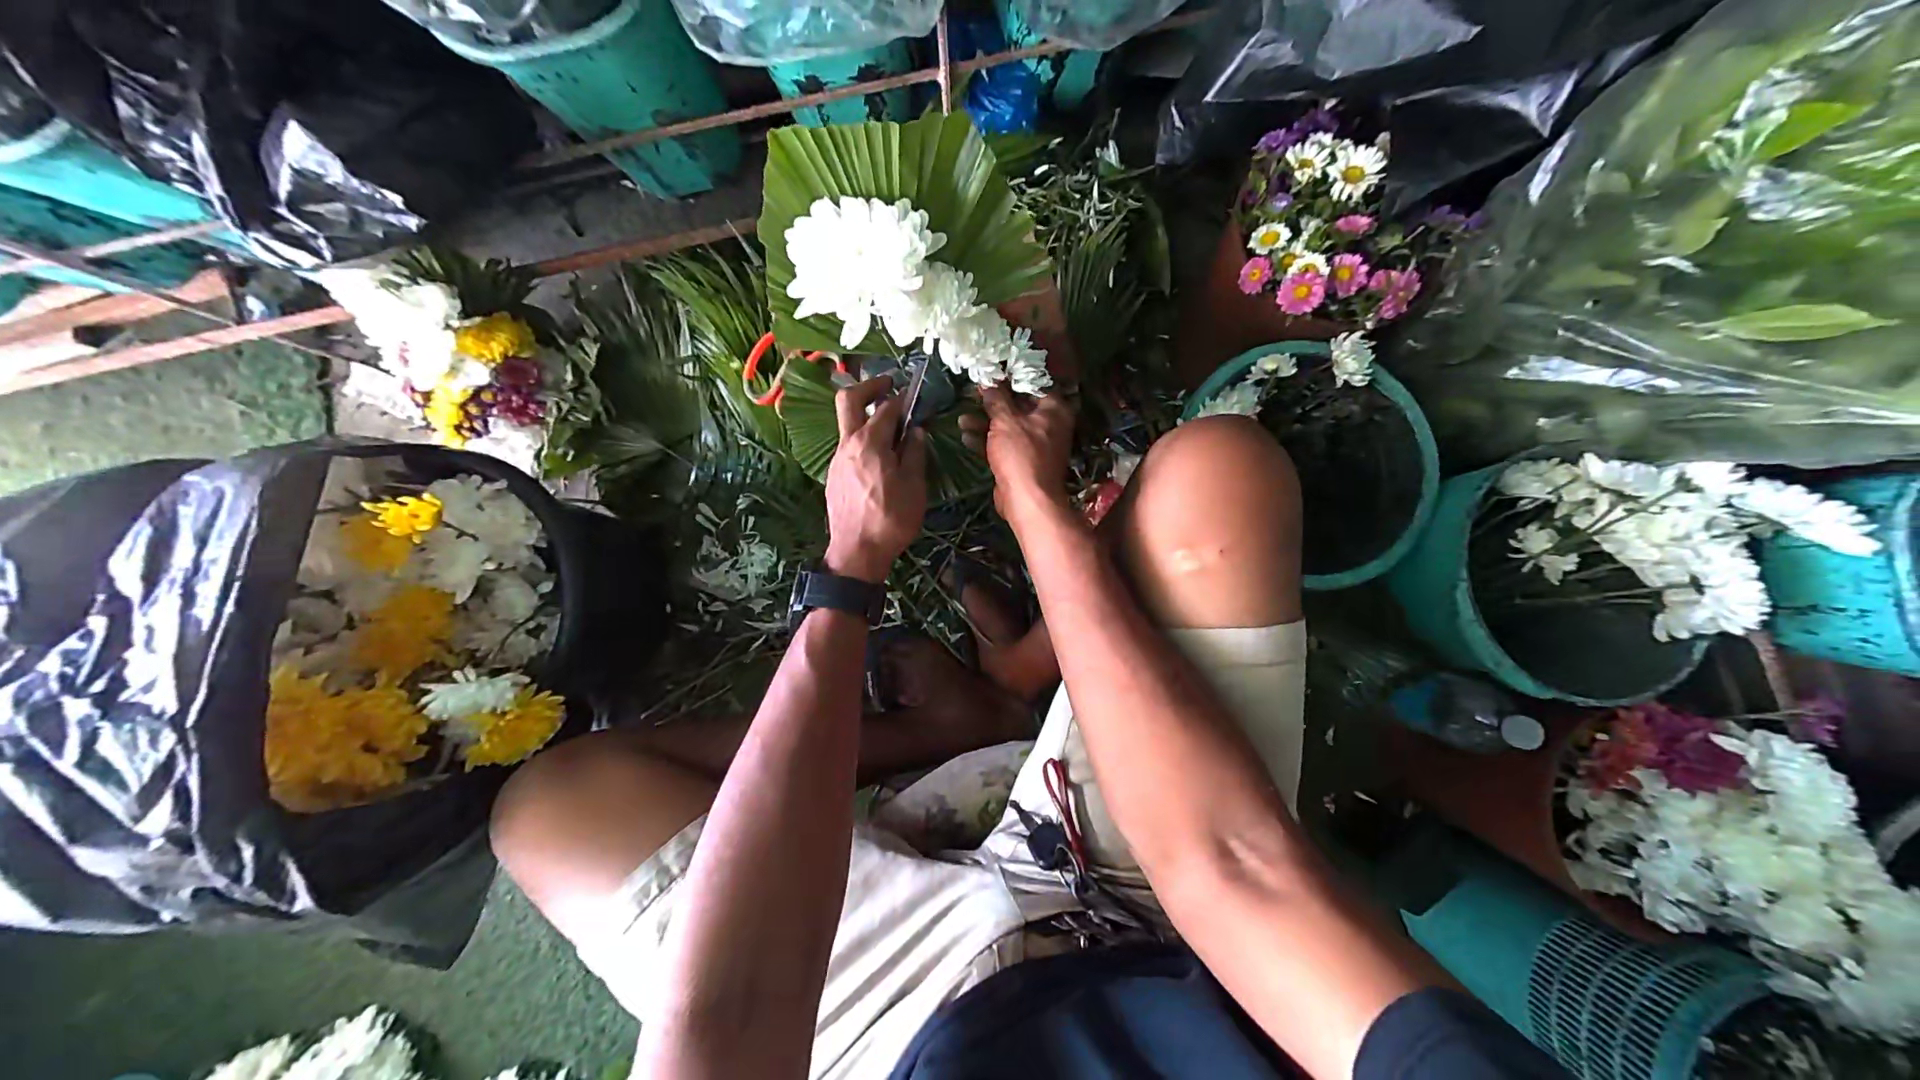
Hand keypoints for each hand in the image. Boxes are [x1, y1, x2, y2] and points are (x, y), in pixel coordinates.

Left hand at [824, 377, 927, 582]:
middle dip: (869, 386)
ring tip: (892, 429)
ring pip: (847, 425)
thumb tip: (917, 431)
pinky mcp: (834, 476)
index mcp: (869, 443)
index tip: (916, 394)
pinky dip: (863, 440)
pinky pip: (848, 447)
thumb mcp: (914, 486)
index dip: (903, 397)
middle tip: (889, 385)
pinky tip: (880, 457)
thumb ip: (915, 454)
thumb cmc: (890, 520)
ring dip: (867, 417)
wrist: (856, 553)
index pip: (887, 408)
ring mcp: (836, 460)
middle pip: (849, 400)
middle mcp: (847, 444)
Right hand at [975, 385, 1075, 530]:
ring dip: (985, 422)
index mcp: (1054, 408)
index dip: (1010, 377)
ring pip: (1009, 425)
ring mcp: (1036, 443)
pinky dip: (987, 439)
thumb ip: (996, 398)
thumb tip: (989, 379)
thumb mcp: (1005, 421)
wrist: (1027, 500)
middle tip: (972, 393)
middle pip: (1019, 404)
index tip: (990, 371)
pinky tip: (966, 435)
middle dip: (993, 401)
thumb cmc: (1021, 454)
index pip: (1033, 383)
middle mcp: (1049, 424)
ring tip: (962, 417)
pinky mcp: (1022, 460)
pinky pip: (1004, 443)